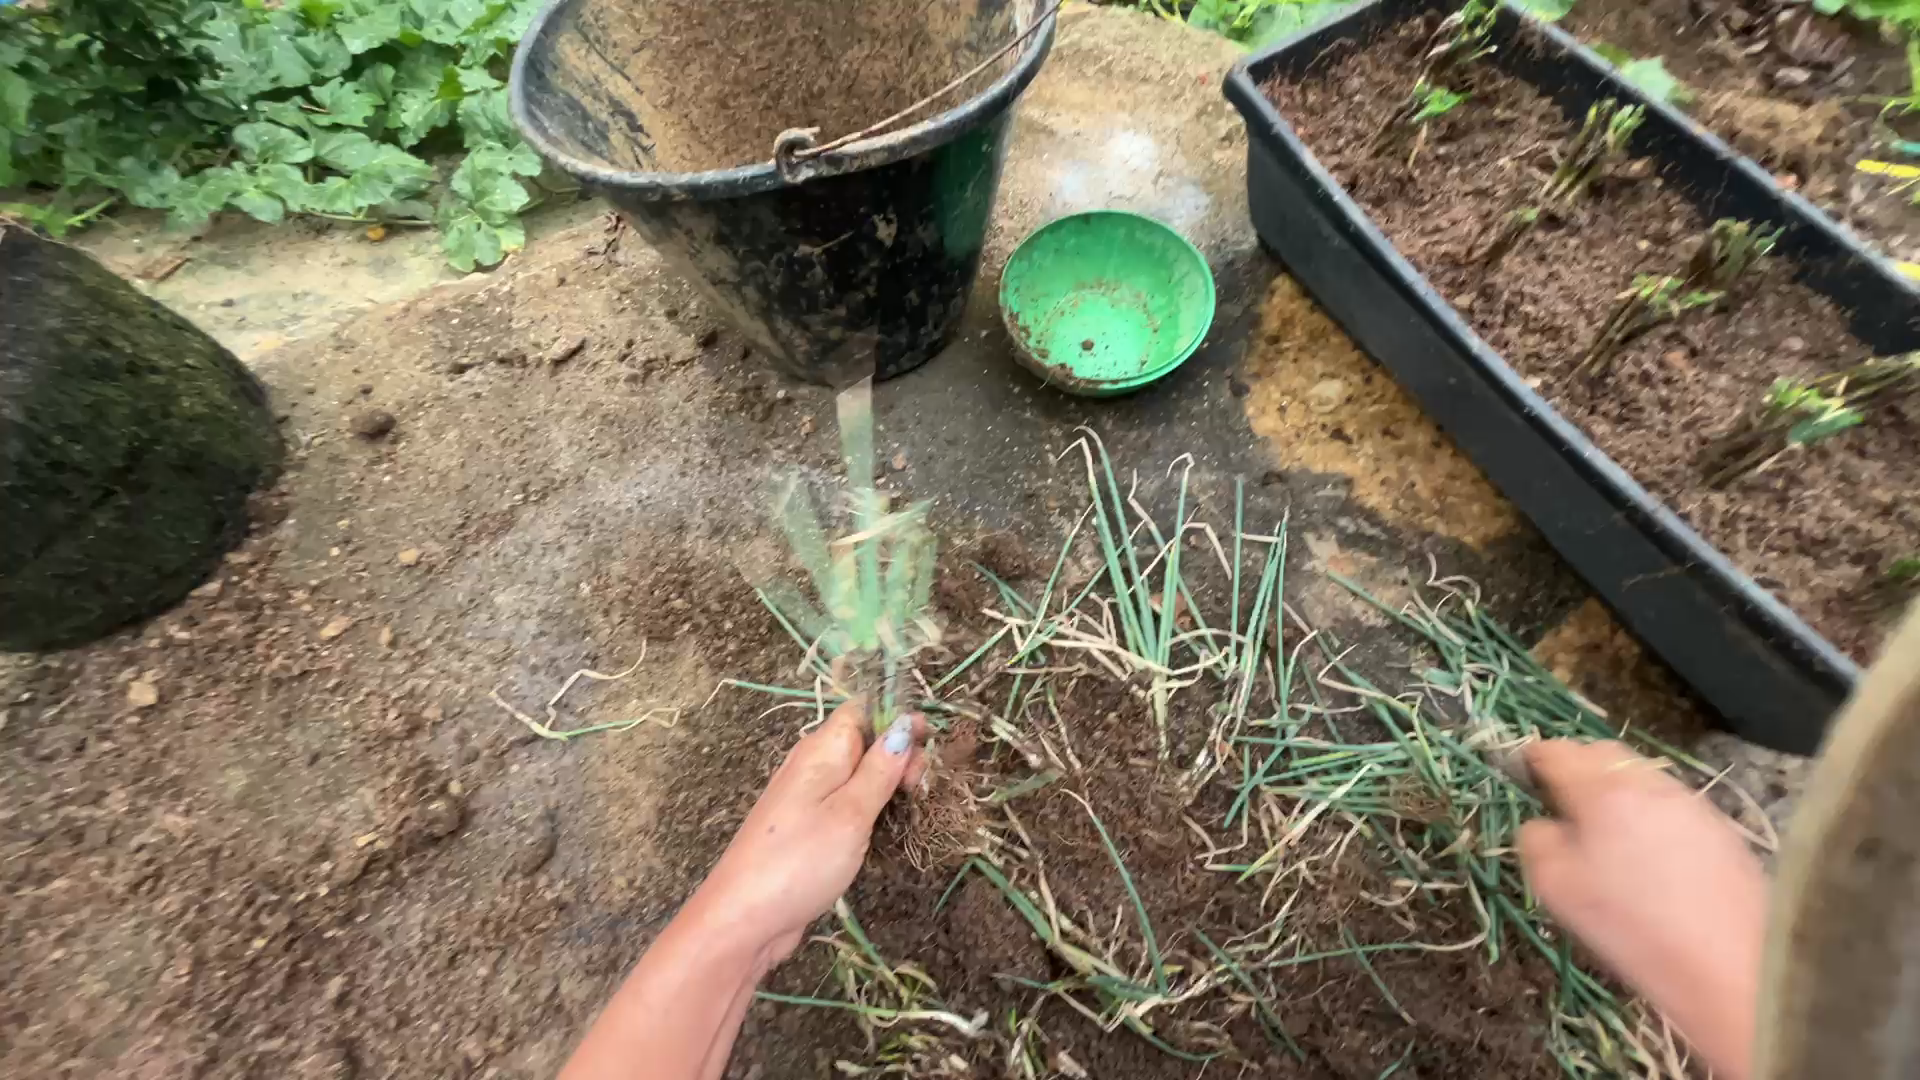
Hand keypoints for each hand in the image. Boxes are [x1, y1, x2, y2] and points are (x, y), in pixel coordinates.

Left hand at [685, 699, 929, 966]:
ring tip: (907, 806)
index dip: (897, 719)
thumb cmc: (801, 860)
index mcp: (821, 749)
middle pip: (862, 740)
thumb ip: (881, 767)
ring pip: (855, 773)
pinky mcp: (805, 825)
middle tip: (916, 787)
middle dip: (896, 754)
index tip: (926, 745)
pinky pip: (843, 800)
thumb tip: (904, 725)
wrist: (742, 920)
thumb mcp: (852, 812)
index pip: (862, 709)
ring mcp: (806, 795)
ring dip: (884, 784)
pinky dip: (867, 807)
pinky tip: (881, 828)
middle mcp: (811, 763)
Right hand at [1518, 740, 1768, 1079]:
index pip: (1554, 751)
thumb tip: (1544, 822)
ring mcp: (1692, 807)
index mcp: (1601, 792)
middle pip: (1601, 752)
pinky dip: (1649, 811)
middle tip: (1562, 801)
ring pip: (1640, 775)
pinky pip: (1670, 803)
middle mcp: (1648, 786)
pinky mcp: (1724, 833)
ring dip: (1615, 788)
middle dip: (1575, 766)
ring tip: (1607, 829)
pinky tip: (1649, 851)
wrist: (1743, 979)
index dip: (1530, 759)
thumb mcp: (1553, 883)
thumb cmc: (1632, 928)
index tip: (1522, 778)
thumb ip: (1534, 836)